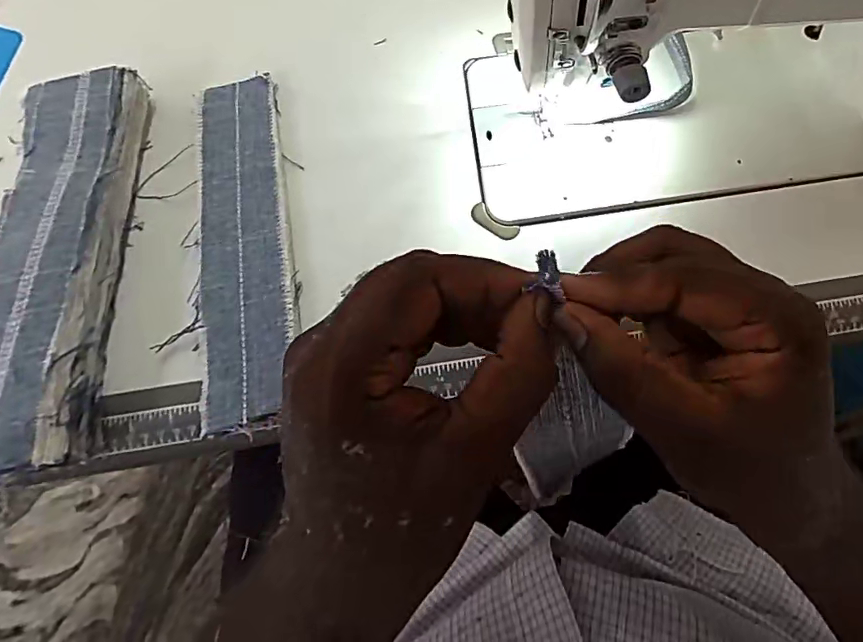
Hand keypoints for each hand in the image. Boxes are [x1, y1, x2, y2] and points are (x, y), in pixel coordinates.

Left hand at [220, 251, 556, 641]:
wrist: (335, 584)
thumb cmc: (395, 538)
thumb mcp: (471, 457)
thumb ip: (515, 374)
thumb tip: (542, 310)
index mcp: (339, 366)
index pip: (413, 280)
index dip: (480, 278)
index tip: (533, 297)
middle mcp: (319, 346)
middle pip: (406, 283)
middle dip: (474, 291)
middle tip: (529, 315)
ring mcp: (321, 351)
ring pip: (401, 295)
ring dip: (459, 303)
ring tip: (510, 326)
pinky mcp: (332, 361)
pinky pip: (392, 318)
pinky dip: (438, 320)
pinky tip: (473, 337)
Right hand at [557, 225, 847, 532]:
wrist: (789, 503)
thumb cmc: (754, 477)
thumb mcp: (683, 431)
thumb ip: (623, 372)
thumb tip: (566, 317)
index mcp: (778, 320)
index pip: (684, 279)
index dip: (617, 283)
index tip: (562, 293)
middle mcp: (765, 295)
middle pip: (675, 254)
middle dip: (616, 274)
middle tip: (568, 298)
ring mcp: (740, 297)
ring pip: (665, 260)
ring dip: (619, 279)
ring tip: (583, 307)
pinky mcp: (715, 308)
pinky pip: (661, 282)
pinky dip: (627, 295)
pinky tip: (605, 317)